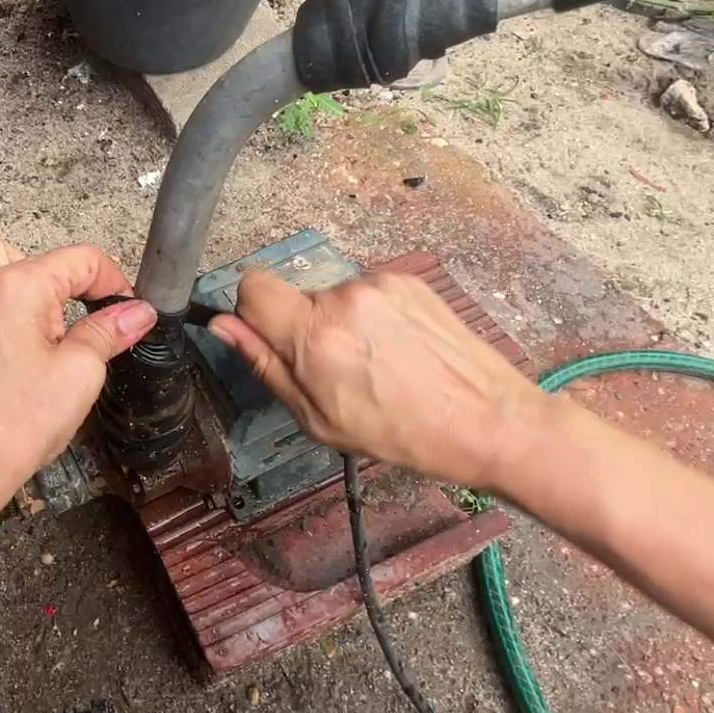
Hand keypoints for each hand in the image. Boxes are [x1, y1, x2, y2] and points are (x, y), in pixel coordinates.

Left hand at [0, 233, 156, 509]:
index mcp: (21, 285)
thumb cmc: (16, 422)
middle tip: (93, 324)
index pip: (81, 259)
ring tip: (44, 315)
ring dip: (22, 274)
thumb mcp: (82, 372)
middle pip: (40, 258)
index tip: (126, 312)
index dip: (113, 281)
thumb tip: (135, 312)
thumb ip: (109, 332)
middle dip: (73, 283)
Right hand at [208, 270, 548, 487]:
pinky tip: (398, 350)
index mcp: (315, 335)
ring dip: (340, 323)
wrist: (492, 421)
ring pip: (331, 296)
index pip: (251, 286)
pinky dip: (371, 316)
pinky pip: (365, 292)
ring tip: (376, 364)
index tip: (272, 340)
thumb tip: (221, 325)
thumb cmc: (401, 433)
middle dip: (303, 327)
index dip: (252, 313)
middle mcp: (343, 297)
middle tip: (336, 370)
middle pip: (294, 297)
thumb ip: (264, 364)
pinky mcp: (407, 279)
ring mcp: (379, 283)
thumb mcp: (317, 418)